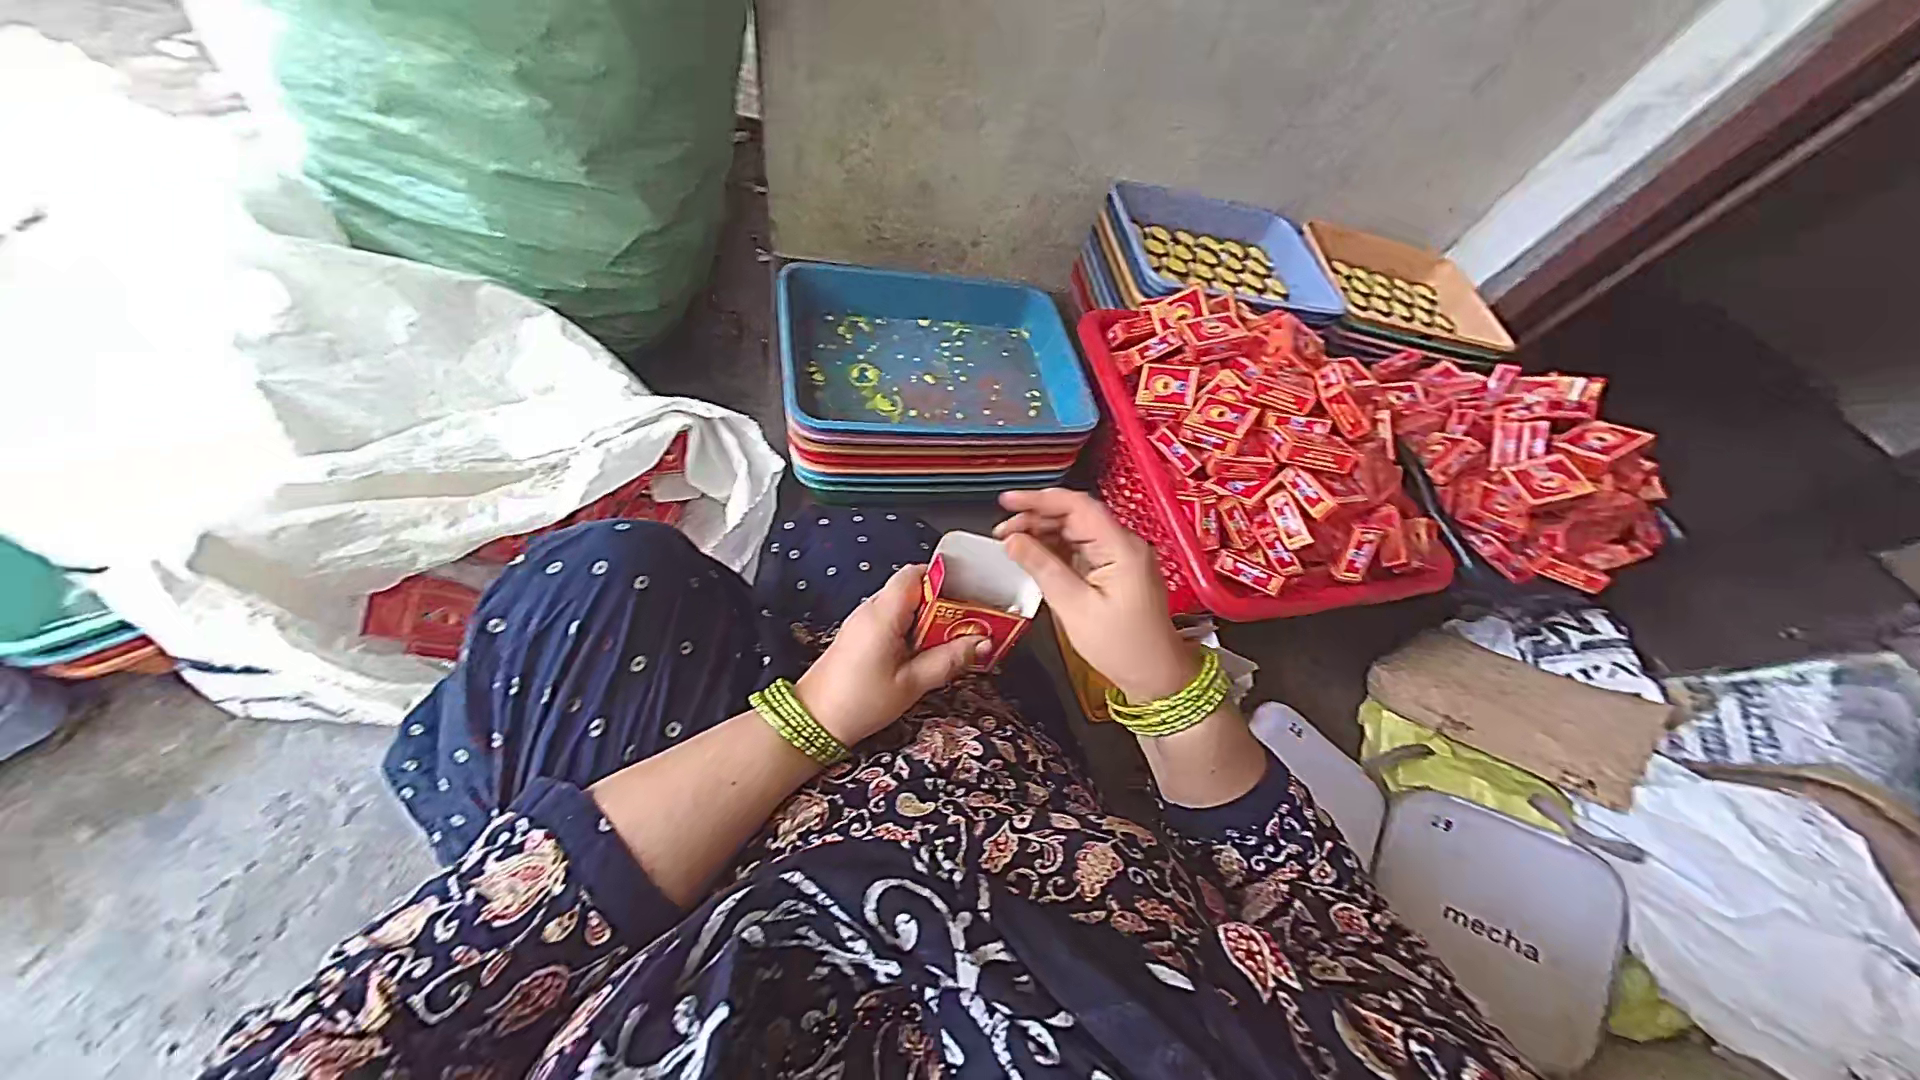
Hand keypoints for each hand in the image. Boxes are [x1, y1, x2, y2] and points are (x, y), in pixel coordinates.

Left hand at [794, 564, 986, 745]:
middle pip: (914, 589)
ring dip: (930, 620)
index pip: (915, 574)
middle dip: (944, 604)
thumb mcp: (912, 684)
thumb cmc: (859, 702)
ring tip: (952, 642)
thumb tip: (983, 642)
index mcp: (883, 614)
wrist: (814, 721)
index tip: (969, 597)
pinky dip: (914, 630)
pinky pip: (894, 620)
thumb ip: (949, 660)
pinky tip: (926, 653)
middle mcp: (871, 610)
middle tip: (969, 625)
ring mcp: (863, 621)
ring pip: (905, 606)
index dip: (944, 578)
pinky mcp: (861, 635)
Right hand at [994, 488, 1196, 701]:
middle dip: (1035, 517)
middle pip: (1074, 515)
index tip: (1009, 500)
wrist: (1155, 675)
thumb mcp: (1074, 608)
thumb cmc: (1125, 647)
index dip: (1040, 499)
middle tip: (1003, 529)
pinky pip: (1079, 547)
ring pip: (1074, 530)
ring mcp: (1119, 556)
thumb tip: (1014, 541)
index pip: (1078, 506)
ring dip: (1042, 531)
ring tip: (1012, 541)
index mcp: (1122, 548)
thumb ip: (1042, 568)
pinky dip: (1053, 547)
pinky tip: (1033, 554)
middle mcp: (1124, 545)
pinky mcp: (1112, 568)